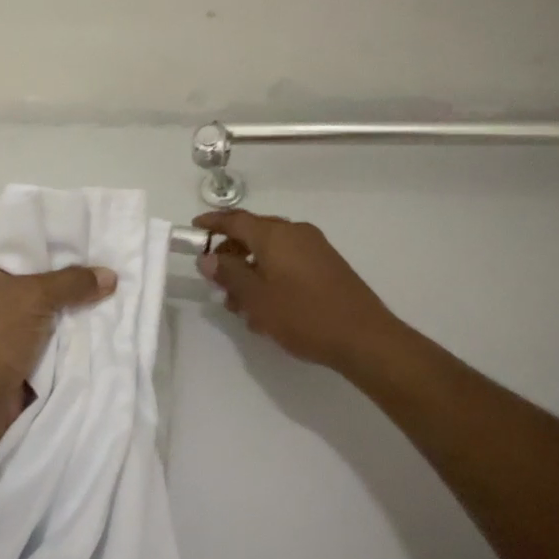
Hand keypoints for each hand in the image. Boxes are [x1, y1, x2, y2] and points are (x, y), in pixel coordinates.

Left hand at [0, 253, 117, 423]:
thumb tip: (110, 276)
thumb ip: (73, 282)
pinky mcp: (9, 353)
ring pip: (40, 309)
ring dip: (67, 308)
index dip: (48, 244)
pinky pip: (42, 334)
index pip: (15, 246)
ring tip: (106, 293)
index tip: (83, 243)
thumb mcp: (35, 297)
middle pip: (31, 278)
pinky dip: (62, 332)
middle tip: (102, 268)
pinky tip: (92, 323)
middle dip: (64, 279)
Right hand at [193, 209, 401, 372]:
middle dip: (231, 254)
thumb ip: (229, 274)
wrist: (364, 337)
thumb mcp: (256, 298)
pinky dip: (271, 276)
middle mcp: (296, 233)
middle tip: (215, 278)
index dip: (213, 223)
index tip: (194, 229)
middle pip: (254, 234)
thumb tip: (208, 258)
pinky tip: (266, 308)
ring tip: (239, 304)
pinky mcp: (328, 266)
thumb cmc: (303, 315)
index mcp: (275, 235)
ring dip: (251, 271)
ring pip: (272, 252)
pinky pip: (289, 262)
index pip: (236, 220)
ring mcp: (315, 249)